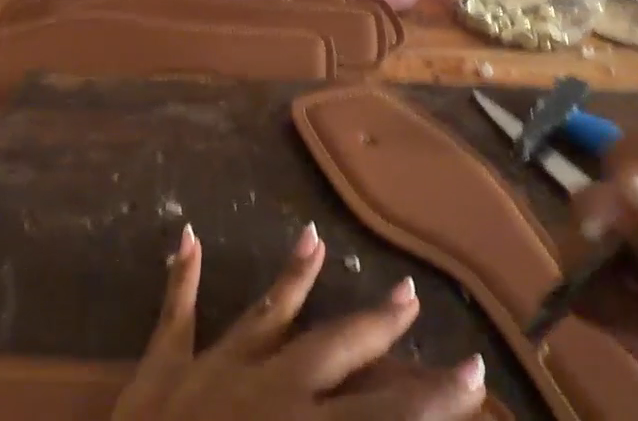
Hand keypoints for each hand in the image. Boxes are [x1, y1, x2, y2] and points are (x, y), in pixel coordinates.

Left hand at [112, 223, 487, 420]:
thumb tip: (375, 418)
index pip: (385, 412)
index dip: (434, 396)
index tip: (474, 370)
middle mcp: (267, 389)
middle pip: (334, 348)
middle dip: (375, 323)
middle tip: (408, 292)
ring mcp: (212, 370)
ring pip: (265, 313)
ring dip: (292, 276)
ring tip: (312, 236)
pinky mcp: (163, 369)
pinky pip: (175, 315)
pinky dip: (181, 276)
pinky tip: (185, 235)